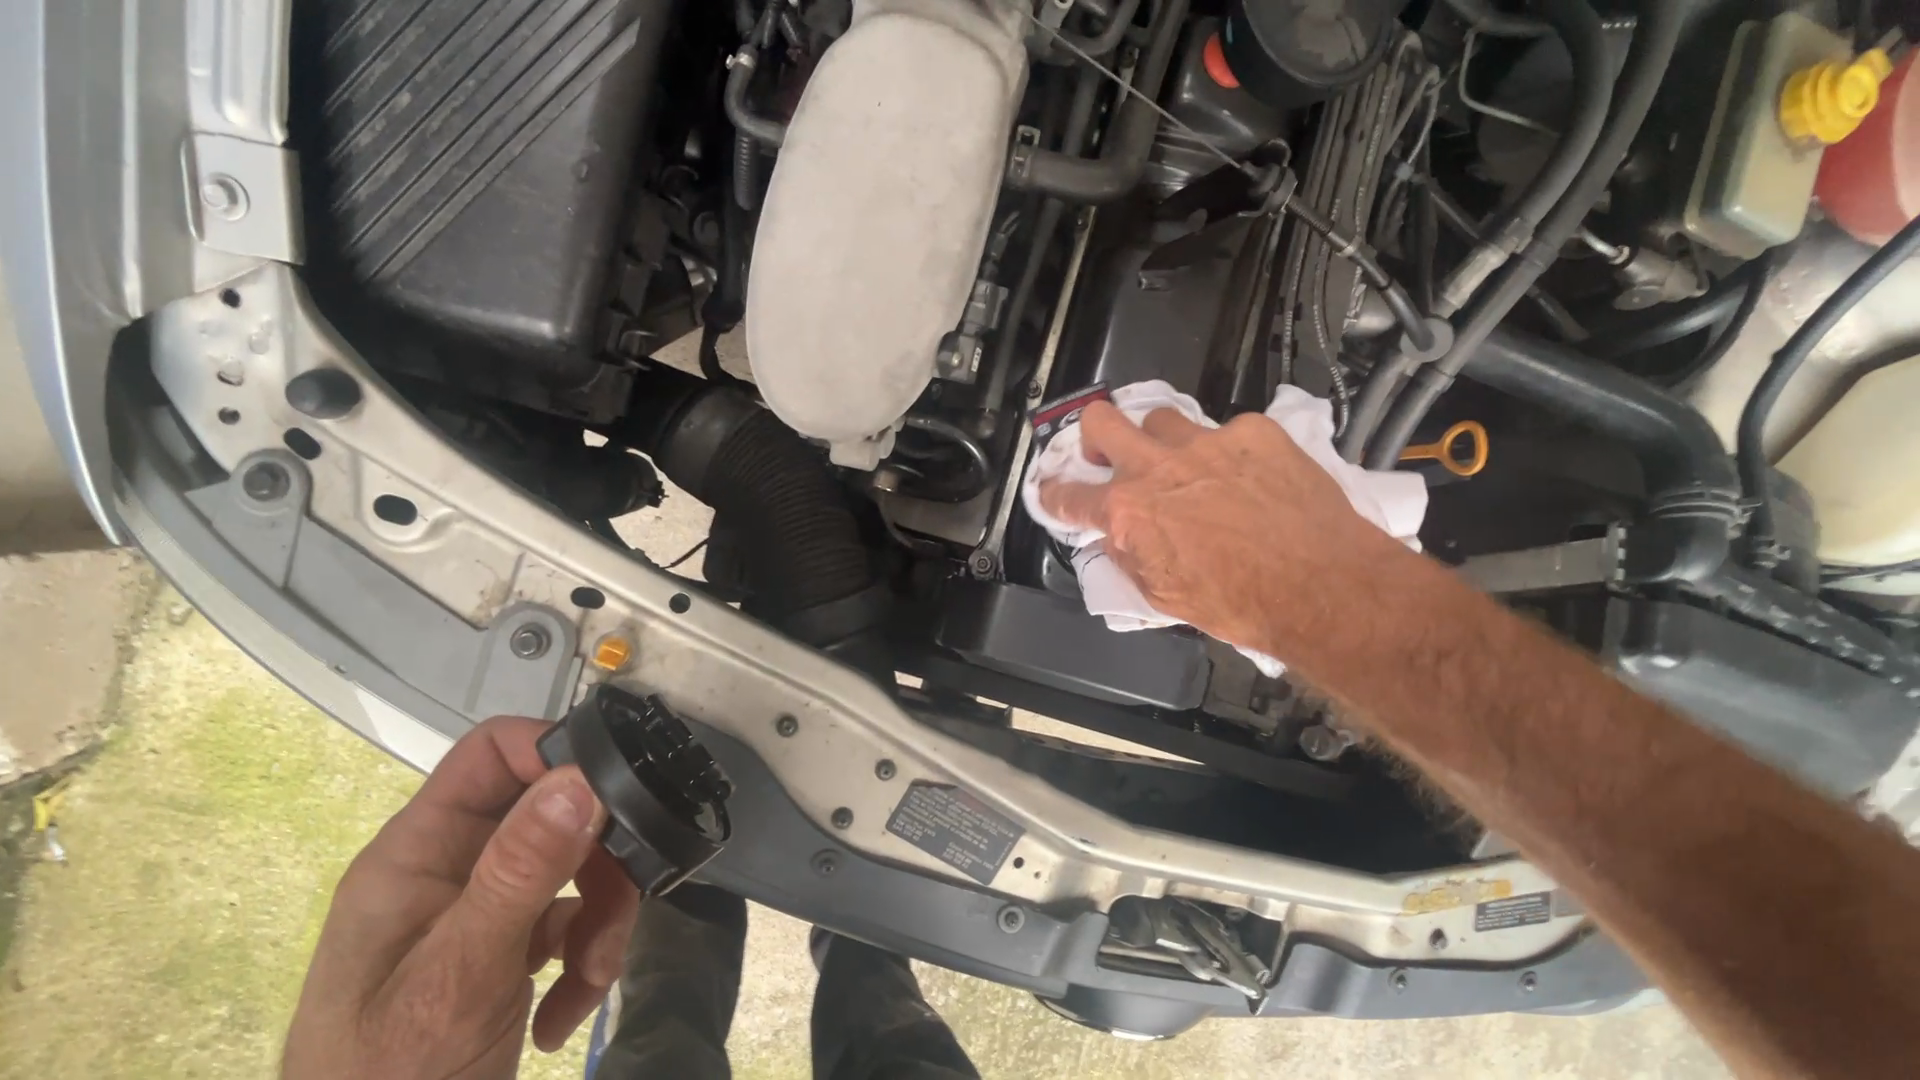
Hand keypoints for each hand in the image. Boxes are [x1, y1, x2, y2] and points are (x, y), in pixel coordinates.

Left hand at [283, 717, 638, 1079]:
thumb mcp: (460, 976)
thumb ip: (519, 874)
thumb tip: (581, 778)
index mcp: (417, 854)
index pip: (492, 755)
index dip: (556, 756)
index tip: (615, 797)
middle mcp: (450, 869)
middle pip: (551, 814)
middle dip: (598, 862)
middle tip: (617, 910)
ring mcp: (481, 912)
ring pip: (574, 869)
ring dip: (602, 920)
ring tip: (592, 980)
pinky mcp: (508, 952)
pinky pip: (572, 923)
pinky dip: (586, 961)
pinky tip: (566, 1014)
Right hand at [1037, 402, 1384, 654]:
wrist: (1322, 588)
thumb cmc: (1243, 603)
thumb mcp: (1164, 597)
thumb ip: (1131, 559)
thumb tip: (1120, 541)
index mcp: (1130, 513)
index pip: (1069, 495)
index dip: (1054, 494)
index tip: (1053, 492)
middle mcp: (1159, 469)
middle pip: (1101, 422)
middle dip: (1094, 437)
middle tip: (1107, 455)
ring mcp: (1207, 444)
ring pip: (1161, 419)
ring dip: (1162, 443)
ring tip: (1185, 469)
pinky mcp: (1254, 433)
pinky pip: (1225, 430)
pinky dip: (1225, 452)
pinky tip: (1246, 479)